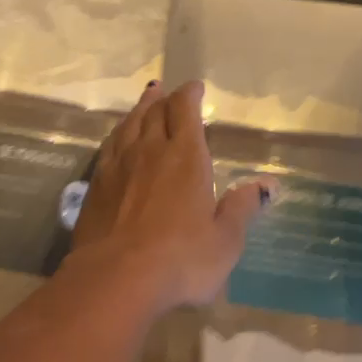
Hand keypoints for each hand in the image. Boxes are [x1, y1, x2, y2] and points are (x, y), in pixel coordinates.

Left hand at [68, 81, 272, 312]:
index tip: (195, 87)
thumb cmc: (181, 259)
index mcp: (185, 157)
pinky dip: (119, 134)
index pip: (185, 112)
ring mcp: (118, 164)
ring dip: (139, 110)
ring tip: (145, 101)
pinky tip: (118, 139)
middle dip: (164, 99)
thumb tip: (266, 185)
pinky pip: (110, 145)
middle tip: (168, 91)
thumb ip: (242, 209)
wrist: (116, 275)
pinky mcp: (96, 182)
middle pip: (155, 113)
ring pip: (129, 125)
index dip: (190, 95)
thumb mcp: (224, 241)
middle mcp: (150, 150)